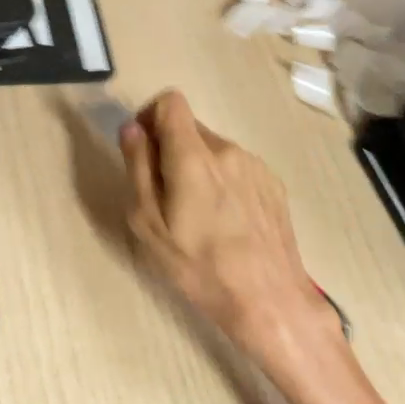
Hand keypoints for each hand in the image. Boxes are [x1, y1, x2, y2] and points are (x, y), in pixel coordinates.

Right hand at [119, 90, 347, 386]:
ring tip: (190, 213)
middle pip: (188, 127)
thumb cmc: (196, 265)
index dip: (148, 117)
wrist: (267, 300)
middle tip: (158, 194)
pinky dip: (216, 181)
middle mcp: (229, 151)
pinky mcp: (272, 185)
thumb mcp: (147, 222)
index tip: (140, 149)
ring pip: (211, 149)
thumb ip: (137, 169)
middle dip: (166, 148)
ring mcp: (256, 167)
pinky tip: (218, 221)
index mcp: (193, 157)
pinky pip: (233, 167)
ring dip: (192, 166)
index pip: (171, 103)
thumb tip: (132, 130)